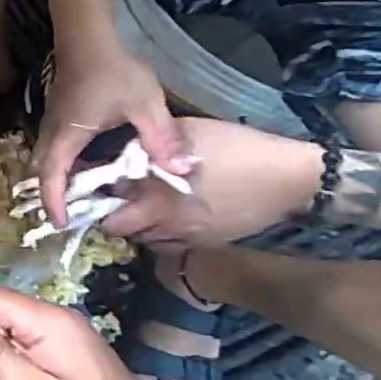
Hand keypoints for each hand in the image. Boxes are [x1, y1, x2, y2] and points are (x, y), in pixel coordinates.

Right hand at [36, 43, 192, 226]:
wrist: (87, 34)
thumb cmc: (112, 68)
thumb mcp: (144, 104)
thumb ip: (161, 138)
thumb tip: (181, 171)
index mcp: (68, 135)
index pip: (52, 177)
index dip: (54, 203)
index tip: (63, 224)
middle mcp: (53, 132)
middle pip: (42, 171)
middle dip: (54, 196)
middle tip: (76, 215)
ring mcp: (52, 122)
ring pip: (47, 159)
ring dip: (60, 179)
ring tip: (85, 196)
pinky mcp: (58, 114)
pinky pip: (54, 148)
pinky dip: (65, 164)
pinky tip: (89, 165)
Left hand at [102, 118, 320, 248]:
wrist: (288, 180)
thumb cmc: (237, 149)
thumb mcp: (189, 133)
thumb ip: (152, 143)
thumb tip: (126, 146)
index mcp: (154, 198)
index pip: (107, 209)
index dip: (95, 196)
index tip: (91, 184)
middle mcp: (164, 225)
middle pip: (120, 229)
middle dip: (111, 213)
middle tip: (115, 194)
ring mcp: (185, 240)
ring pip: (143, 239)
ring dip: (135, 224)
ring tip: (141, 203)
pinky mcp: (204, 246)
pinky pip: (168, 246)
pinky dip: (159, 234)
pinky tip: (167, 215)